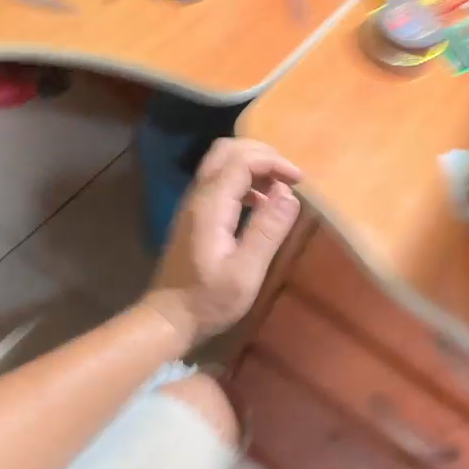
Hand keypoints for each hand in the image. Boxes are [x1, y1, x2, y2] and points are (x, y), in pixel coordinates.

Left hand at [142, 138, 302, 346]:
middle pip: (226, 150)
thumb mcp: (245, 272)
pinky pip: (218, 181)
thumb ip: (267, 230)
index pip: (242, 160)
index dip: (274, 162)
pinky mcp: (193, 216)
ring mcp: (192, 205)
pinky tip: (259, 205)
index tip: (299, 182)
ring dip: (252, 165)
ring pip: (220, 163)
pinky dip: (242, 181)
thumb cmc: (208, 300)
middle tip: (289, 176)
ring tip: (279, 189)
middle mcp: (198, 197)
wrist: (168, 318)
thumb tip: (288, 193)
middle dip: (262, 154)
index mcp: (210, 206)